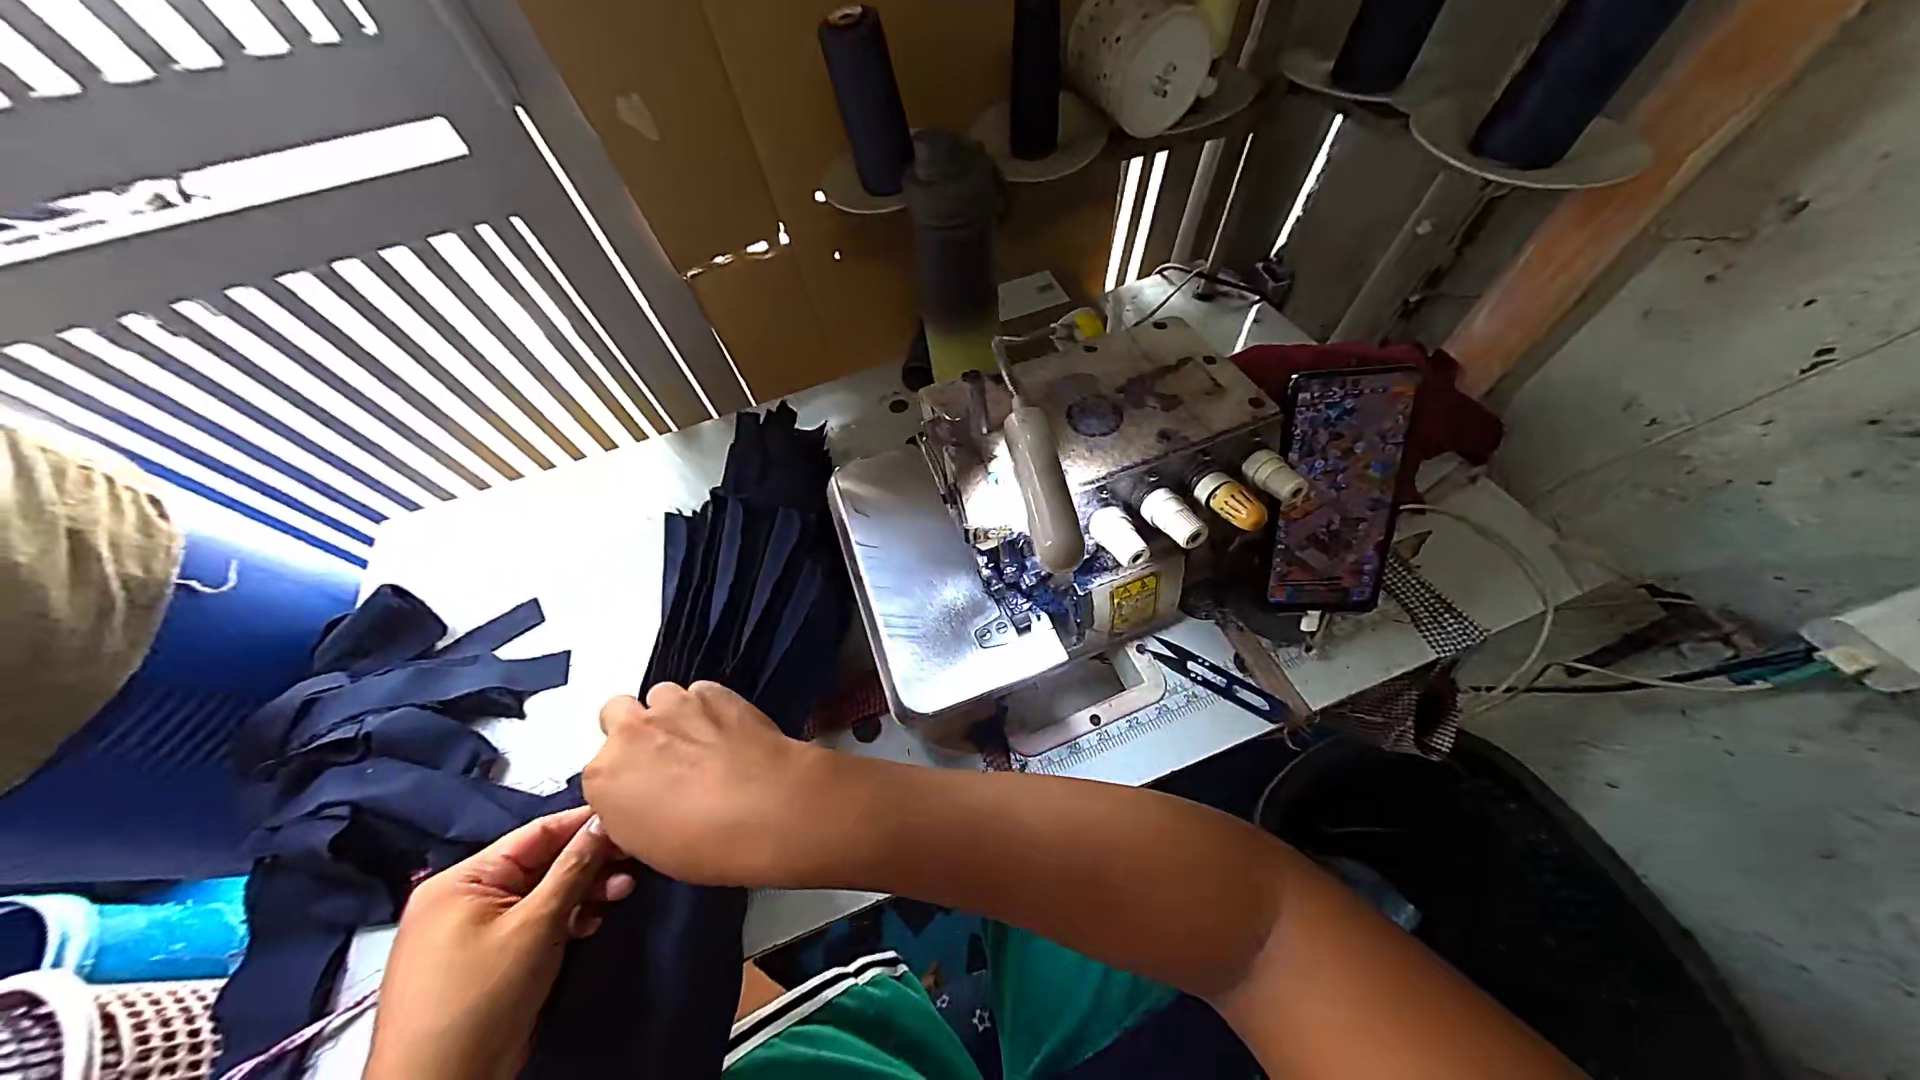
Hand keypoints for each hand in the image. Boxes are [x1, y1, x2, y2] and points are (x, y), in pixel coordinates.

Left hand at [366, 807, 634, 1079]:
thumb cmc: (482, 998)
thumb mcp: (537, 924)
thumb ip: (574, 867)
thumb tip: (604, 821)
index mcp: (461, 881)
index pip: (536, 834)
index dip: (585, 823)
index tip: (629, 818)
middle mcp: (464, 898)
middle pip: (542, 864)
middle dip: (590, 864)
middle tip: (633, 862)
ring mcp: (475, 931)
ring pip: (542, 894)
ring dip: (584, 892)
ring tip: (623, 892)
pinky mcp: (490, 958)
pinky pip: (534, 922)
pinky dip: (565, 919)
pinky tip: (592, 921)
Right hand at [584, 681, 846, 887]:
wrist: (764, 809)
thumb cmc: (707, 842)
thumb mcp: (646, 847)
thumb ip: (630, 813)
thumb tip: (642, 803)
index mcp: (603, 776)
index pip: (600, 768)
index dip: (624, 775)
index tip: (644, 786)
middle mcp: (632, 732)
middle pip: (617, 712)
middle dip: (635, 728)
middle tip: (663, 753)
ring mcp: (674, 706)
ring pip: (662, 695)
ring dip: (674, 713)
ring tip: (701, 739)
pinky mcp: (715, 692)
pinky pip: (703, 691)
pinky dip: (711, 706)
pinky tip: (728, 729)